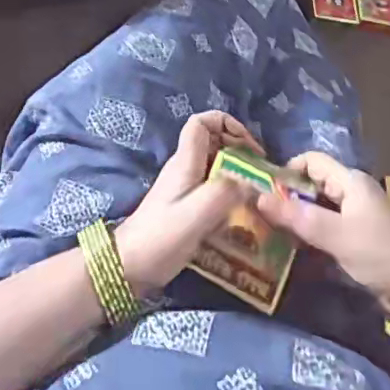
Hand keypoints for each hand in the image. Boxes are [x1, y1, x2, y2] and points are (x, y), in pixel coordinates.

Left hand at [113, 112, 261, 296]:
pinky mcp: (186, 206)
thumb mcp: (197, 214)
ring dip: (237, 171)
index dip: (227, 124)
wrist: (129, 267)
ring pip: (215, 165)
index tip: (250, 146)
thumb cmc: (161, 237)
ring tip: (257, 191)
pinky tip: (242, 212)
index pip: (201, 122)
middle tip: (260, 170)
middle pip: (213, 141)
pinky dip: (230, 192)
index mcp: (185, 161)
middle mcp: (185, 168)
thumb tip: (254, 181)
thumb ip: (226, 193)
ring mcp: (184, 187)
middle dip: (239, 149)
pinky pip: (213, 187)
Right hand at [256, 151, 389, 316]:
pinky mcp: (354, 233)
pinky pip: (324, 221)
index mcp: (351, 181)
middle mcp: (351, 191)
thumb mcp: (336, 235)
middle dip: (288, 194)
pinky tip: (293, 242)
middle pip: (312, 182)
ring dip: (296, 214)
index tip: (267, 193)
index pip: (311, 161)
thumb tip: (259, 197)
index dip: (288, 171)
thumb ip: (298, 217)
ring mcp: (354, 212)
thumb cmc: (378, 254)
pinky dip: (308, 228)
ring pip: (316, 204)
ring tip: (271, 228)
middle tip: (263, 214)